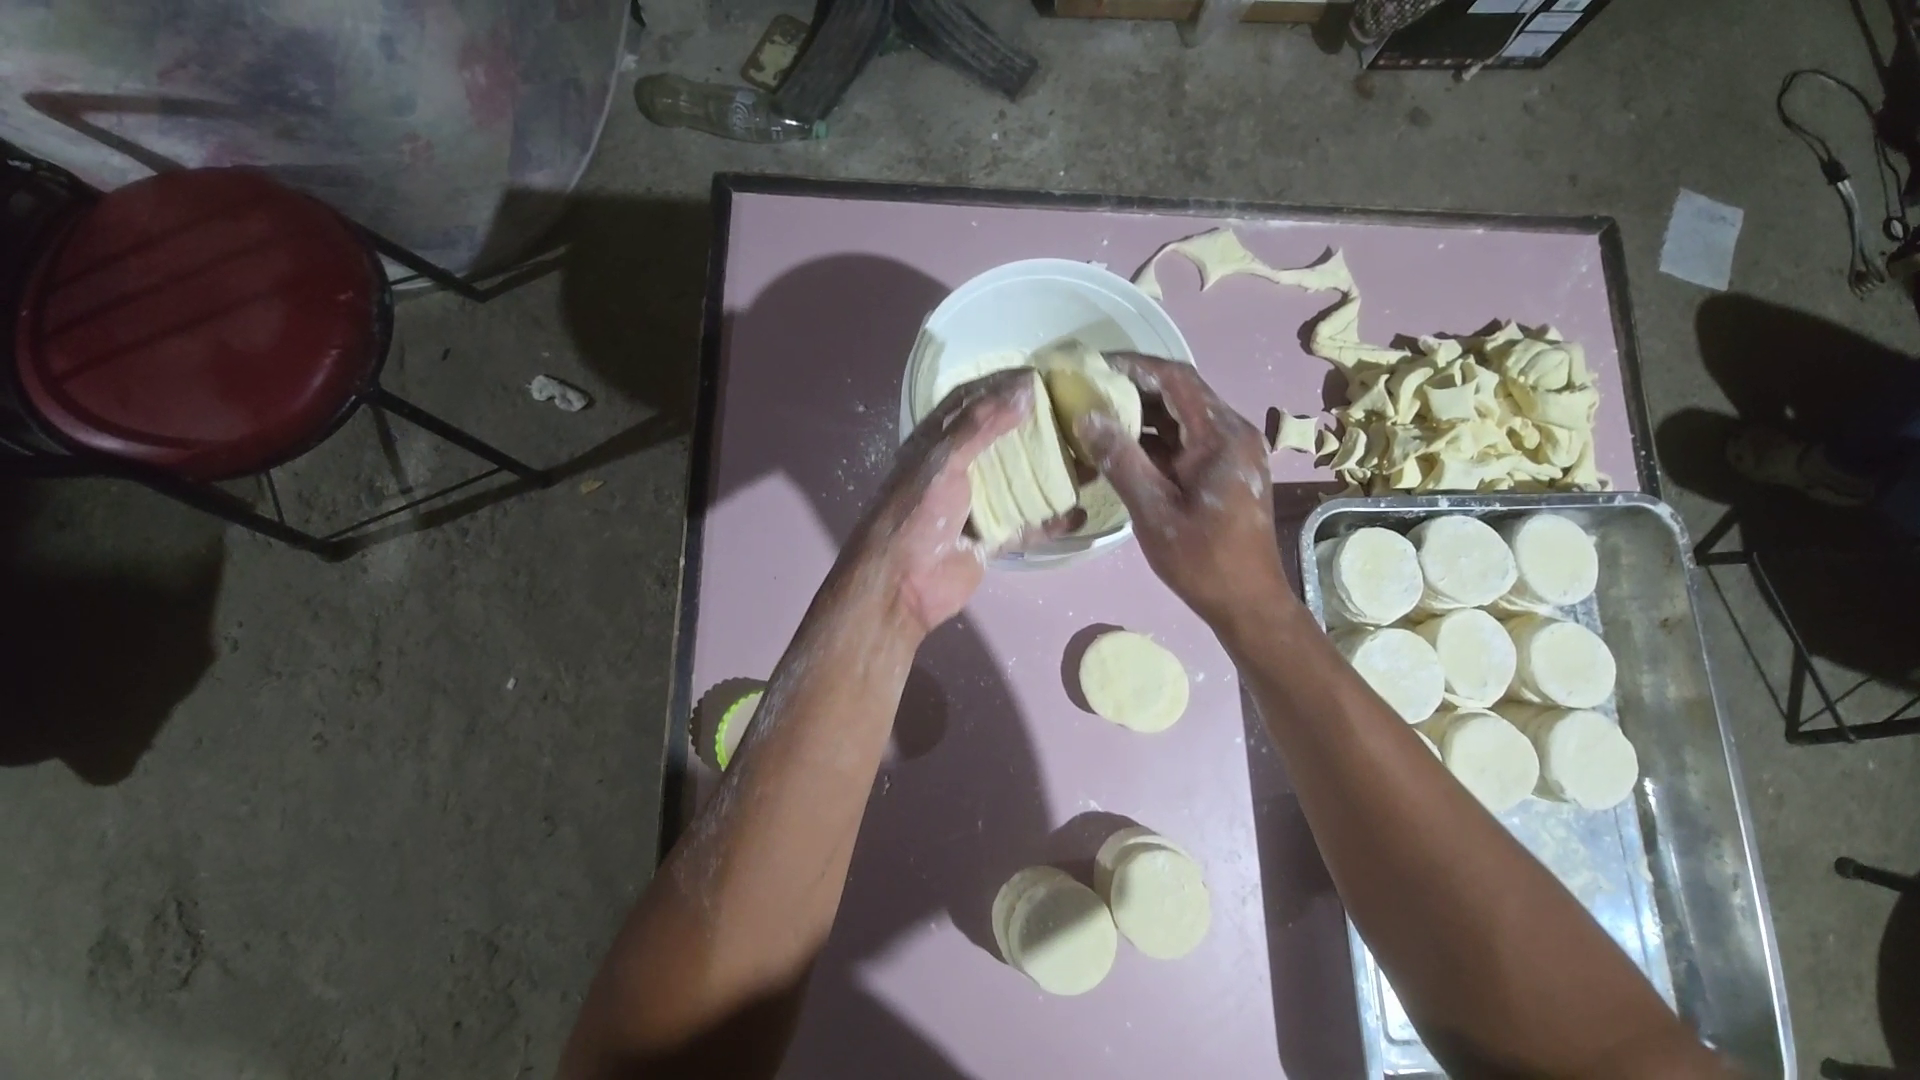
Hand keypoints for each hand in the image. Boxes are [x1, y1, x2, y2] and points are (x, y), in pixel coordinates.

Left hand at [841, 369, 1074, 637]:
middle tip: (1078, 413)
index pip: (972, 402)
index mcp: (936, 443)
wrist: (900, 584)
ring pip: (1020, 481)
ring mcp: (977, 505)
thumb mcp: (942, 460)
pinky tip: (1082, 511)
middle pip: (1003, 440)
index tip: (1042, 375)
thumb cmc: (915, 514)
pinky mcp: (992, 538)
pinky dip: (1053, 520)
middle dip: (1037, 428)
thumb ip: (982, 425)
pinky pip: (1028, 525)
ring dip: (1052, 472)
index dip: (1002, 385)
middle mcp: (958, 468)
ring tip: (1091, 457)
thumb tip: (1026, 388)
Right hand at [1074, 353, 1292, 627]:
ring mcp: (1231, 451)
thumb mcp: (1154, 511)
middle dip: (1133, 388)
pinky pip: (1186, 440)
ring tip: (1096, 416)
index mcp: (1222, 436)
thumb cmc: (1203, 560)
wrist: (1249, 603)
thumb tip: (1087, 415)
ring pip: (1181, 416)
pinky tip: (1120, 449)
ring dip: (1142, 414)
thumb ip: (1120, 459)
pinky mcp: (1224, 469)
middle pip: (1180, 392)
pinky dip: (1154, 440)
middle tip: (1087, 390)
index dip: (1134, 365)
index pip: (1176, 378)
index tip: (1094, 366)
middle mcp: (1233, 432)